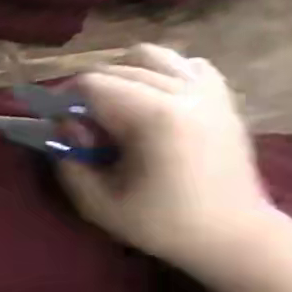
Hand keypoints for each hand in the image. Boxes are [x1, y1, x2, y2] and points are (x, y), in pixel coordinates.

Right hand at [56, 44, 285, 276]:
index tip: (56, 123)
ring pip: (151, 56)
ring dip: (123, 74)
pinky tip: (153, 101)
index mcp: (154, 117)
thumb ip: (69, 163)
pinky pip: (184, 64)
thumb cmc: (163, 225)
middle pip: (118, 67)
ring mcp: (207, 89)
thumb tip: (64, 127)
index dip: (65, 99)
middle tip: (79, 124)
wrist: (234, 235)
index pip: (93, 84)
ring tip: (115, 106)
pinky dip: (162, 73)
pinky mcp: (222, 96)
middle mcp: (183, 91)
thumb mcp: (99, 205)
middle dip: (89, 90)